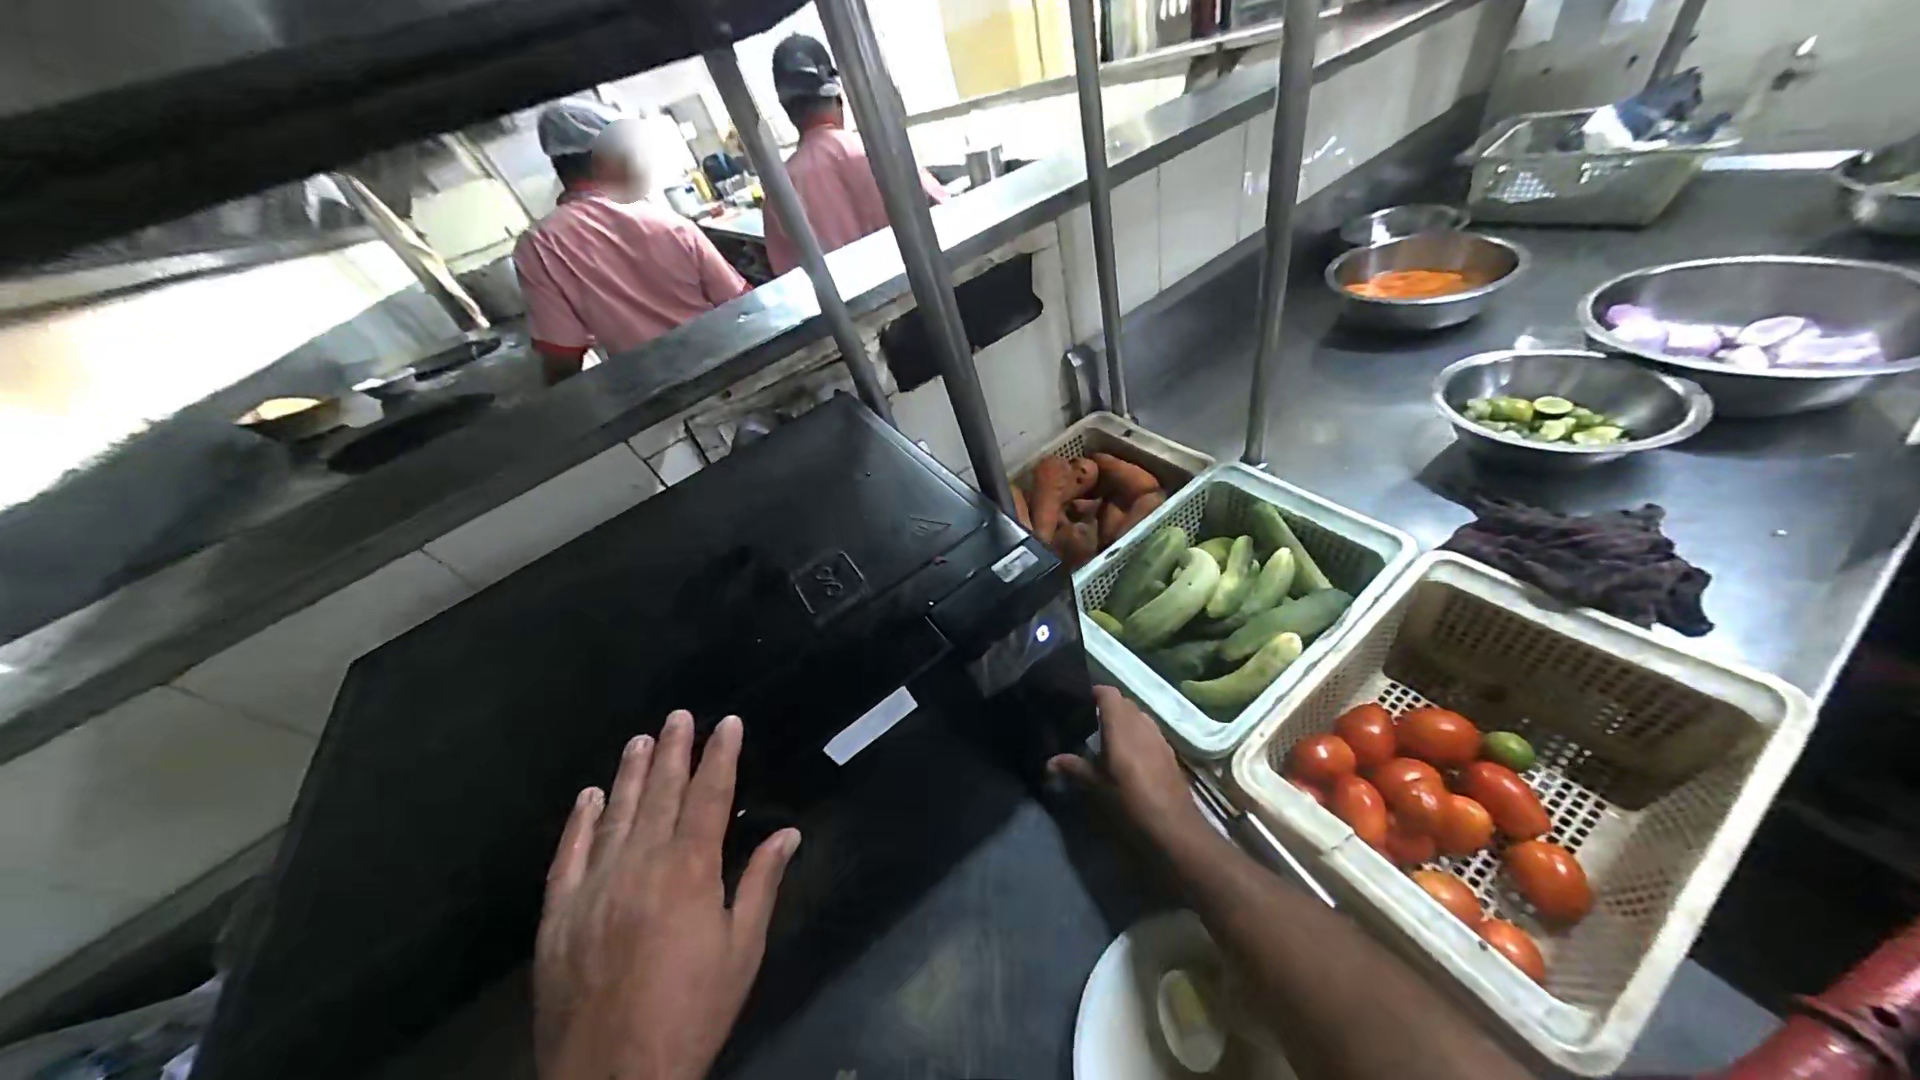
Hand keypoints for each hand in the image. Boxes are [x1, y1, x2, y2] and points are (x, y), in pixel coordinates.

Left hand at [534, 712, 800, 1079]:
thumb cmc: (692, 1012)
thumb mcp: (742, 949)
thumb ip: (761, 883)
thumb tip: (787, 834)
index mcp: (689, 871)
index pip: (709, 797)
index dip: (720, 756)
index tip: (727, 724)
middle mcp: (640, 866)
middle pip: (661, 794)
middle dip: (675, 751)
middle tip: (681, 716)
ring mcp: (593, 888)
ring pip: (616, 815)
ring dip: (631, 773)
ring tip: (642, 739)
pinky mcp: (558, 915)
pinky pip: (568, 855)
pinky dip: (579, 821)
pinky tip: (589, 795)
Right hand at [1047, 685, 1207, 848]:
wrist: (1174, 828)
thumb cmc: (1130, 802)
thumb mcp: (1097, 787)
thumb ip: (1074, 768)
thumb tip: (1050, 762)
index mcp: (1121, 727)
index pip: (1109, 694)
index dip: (1094, 692)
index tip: (1080, 702)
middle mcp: (1142, 725)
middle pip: (1124, 703)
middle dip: (1108, 707)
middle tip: (1089, 722)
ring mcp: (1159, 737)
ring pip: (1139, 716)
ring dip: (1125, 721)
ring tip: (1108, 738)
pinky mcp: (1170, 752)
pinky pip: (1150, 732)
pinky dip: (1138, 735)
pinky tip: (1131, 756)